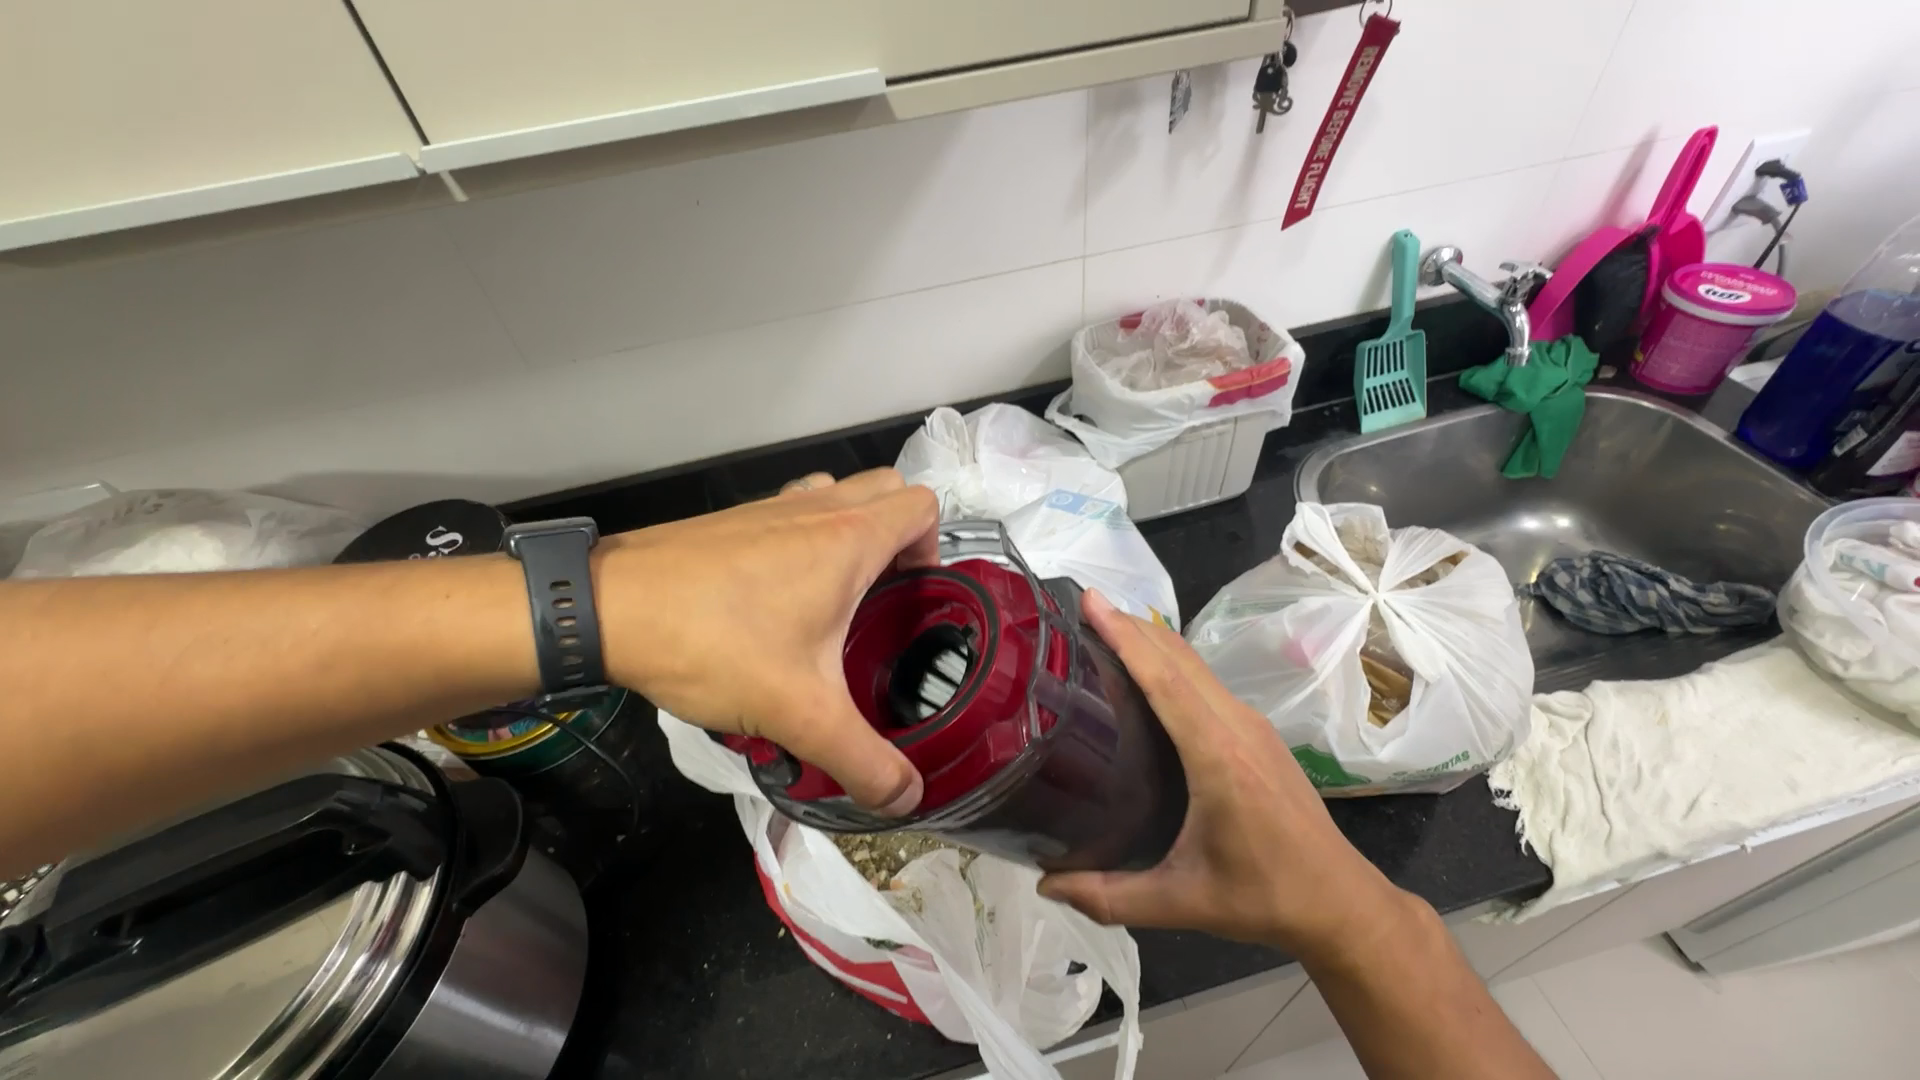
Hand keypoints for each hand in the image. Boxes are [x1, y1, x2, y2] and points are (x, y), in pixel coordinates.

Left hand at [596, 468, 937, 814]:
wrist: (608, 609)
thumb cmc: (716, 645)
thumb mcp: (801, 714)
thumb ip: (863, 761)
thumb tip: (908, 799)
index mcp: (848, 538)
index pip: (922, 506)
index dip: (933, 547)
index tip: (911, 597)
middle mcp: (816, 507)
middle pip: (886, 488)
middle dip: (899, 532)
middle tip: (883, 593)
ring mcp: (770, 506)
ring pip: (836, 492)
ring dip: (851, 526)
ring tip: (837, 589)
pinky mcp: (733, 518)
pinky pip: (791, 509)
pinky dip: (804, 534)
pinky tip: (779, 592)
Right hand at [1039, 591, 1408, 959]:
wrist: (1341, 902)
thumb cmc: (1263, 898)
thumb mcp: (1182, 903)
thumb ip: (1109, 896)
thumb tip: (1043, 887)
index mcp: (1217, 759)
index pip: (1165, 680)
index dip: (1126, 637)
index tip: (1091, 602)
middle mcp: (1237, 727)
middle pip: (1178, 658)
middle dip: (1130, 624)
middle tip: (1082, 605)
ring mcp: (1252, 724)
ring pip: (1195, 664)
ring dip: (1151, 639)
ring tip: (1105, 626)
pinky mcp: (1256, 731)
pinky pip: (1206, 680)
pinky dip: (1170, 661)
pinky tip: (1146, 670)